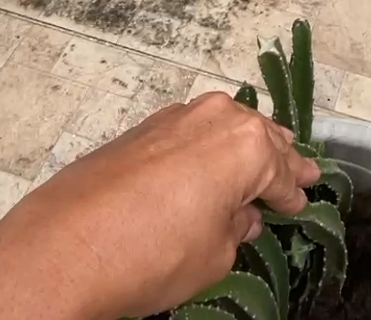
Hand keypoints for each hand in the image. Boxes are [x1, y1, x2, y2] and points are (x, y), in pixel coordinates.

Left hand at [0, 92, 319, 319]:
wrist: (66, 246)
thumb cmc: (154, 254)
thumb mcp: (214, 255)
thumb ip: (236, 229)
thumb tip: (241, 216)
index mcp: (247, 145)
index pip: (283, 173)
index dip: (295, 193)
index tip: (305, 201)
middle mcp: (218, 117)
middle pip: (260, 137)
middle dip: (279, 157)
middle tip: (301, 170)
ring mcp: (179, 116)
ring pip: (227, 126)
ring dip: (244, 145)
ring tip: (259, 161)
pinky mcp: (146, 126)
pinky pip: (195, 130)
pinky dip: (210, 144)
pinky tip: (210, 163)